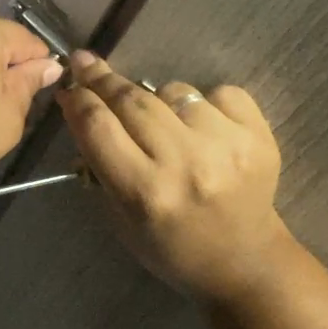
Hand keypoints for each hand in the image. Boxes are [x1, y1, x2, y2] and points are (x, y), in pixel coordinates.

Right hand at [56, 51, 293, 304]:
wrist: (244, 262)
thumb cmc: (171, 247)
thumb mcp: (120, 218)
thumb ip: (99, 163)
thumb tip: (80, 106)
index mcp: (145, 193)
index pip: (98, 126)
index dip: (78, 98)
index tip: (69, 84)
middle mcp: (185, 164)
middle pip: (131, 100)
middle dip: (104, 80)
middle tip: (88, 65)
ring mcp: (225, 146)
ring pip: (173, 90)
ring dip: (158, 98)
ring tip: (161, 121)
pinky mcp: (258, 135)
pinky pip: (218, 92)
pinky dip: (203, 101)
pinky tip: (202, 125)